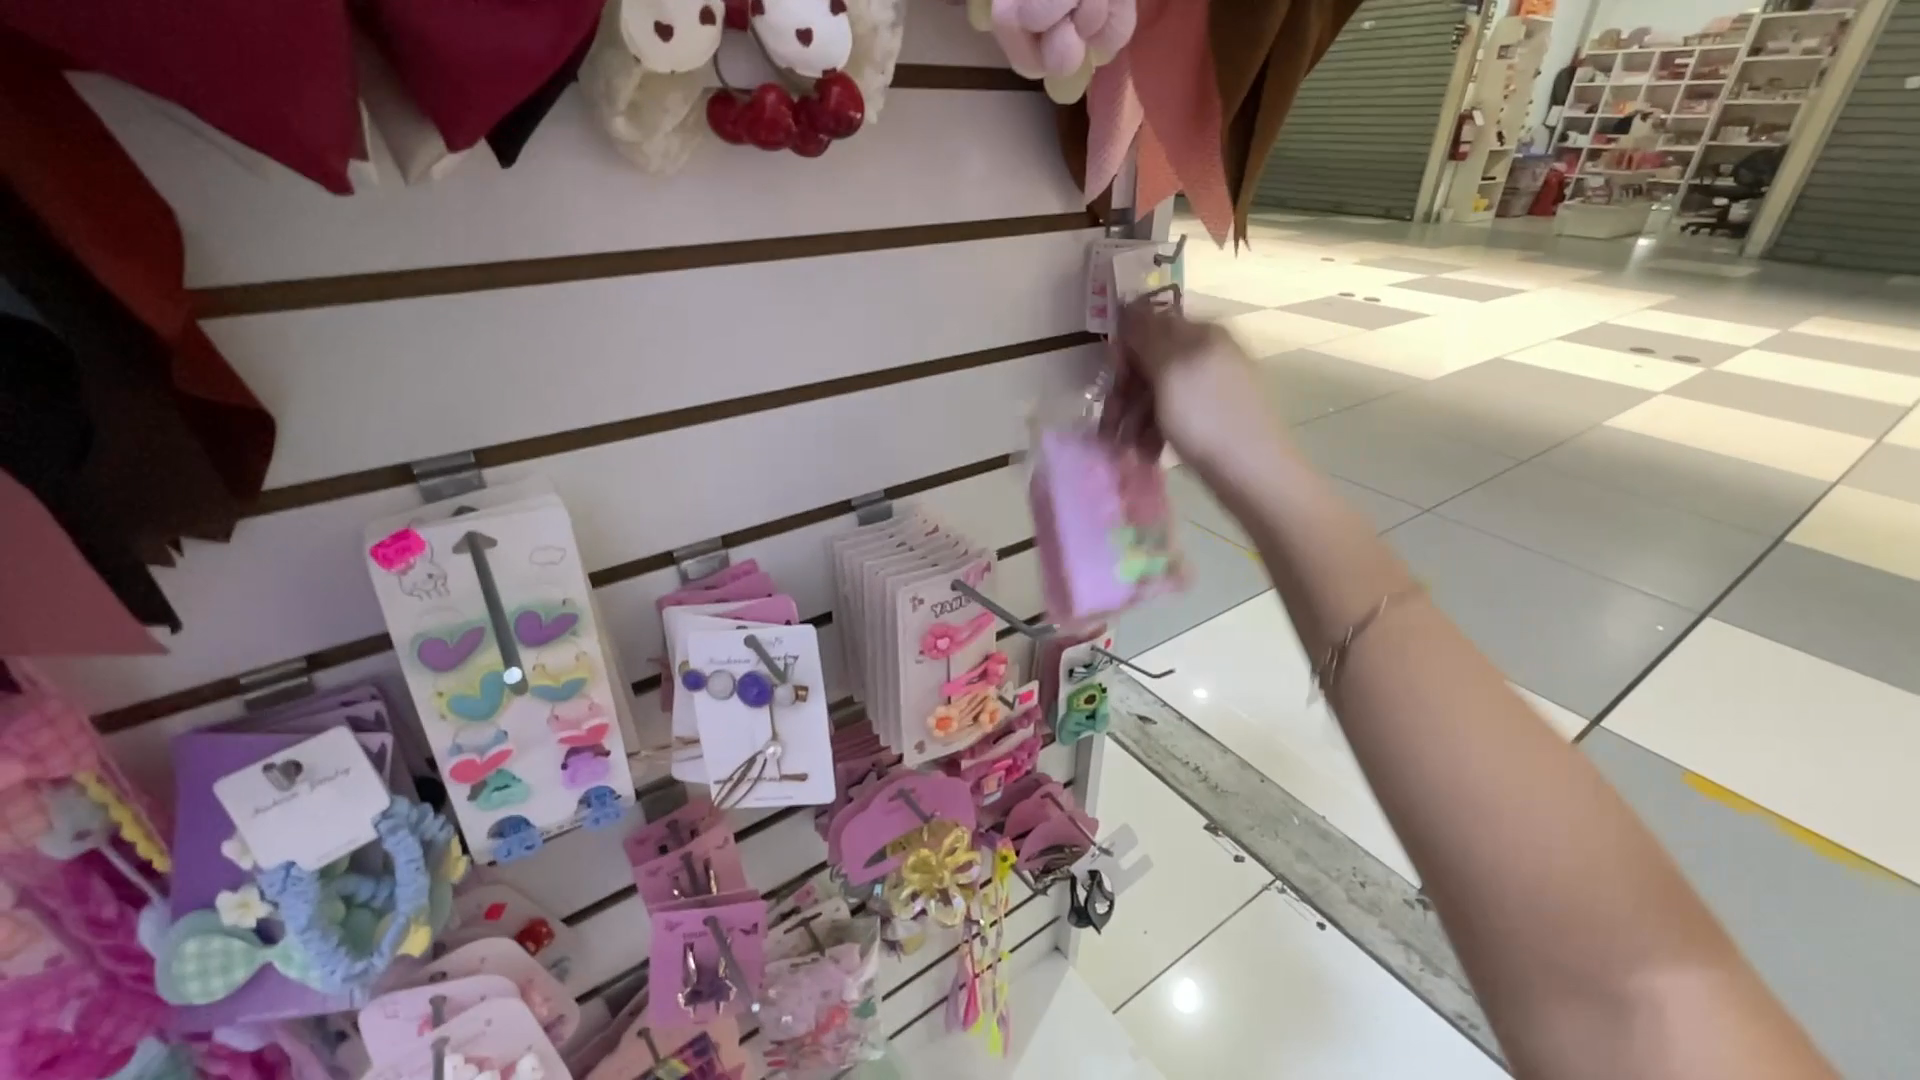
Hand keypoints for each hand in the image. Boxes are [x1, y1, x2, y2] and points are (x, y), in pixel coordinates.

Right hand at [1117, 298, 1286, 470]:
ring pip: (1158, 393)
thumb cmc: (1207, 419)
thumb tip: (1129, 304)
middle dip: (1125, 394)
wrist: (1254, 473)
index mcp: (1201, 334)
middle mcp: (1207, 353)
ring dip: (1134, 419)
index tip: (1111, 382)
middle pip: (1151, 363)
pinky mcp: (1213, 418)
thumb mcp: (1171, 371)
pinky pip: (1173, 415)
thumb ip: (1147, 335)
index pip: (1150, 326)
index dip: (1125, 353)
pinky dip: (1154, 432)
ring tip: (1124, 448)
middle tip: (1109, 426)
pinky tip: (1146, 453)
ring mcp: (1211, 387)